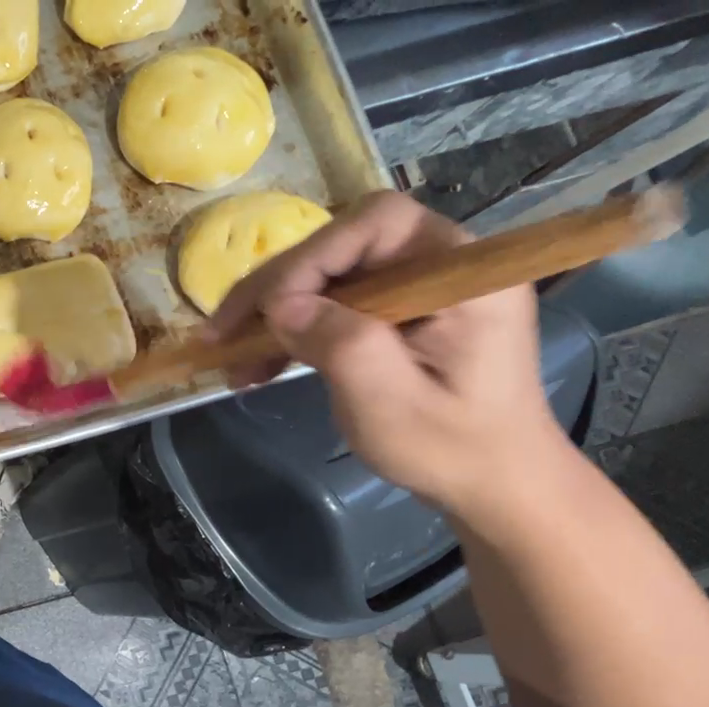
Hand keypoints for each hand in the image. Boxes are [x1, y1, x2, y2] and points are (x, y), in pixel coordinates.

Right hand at [206, 191, 572, 516]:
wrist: (489, 479)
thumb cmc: (448, 444)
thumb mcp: (389, 400)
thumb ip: (342, 344)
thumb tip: (281, 307)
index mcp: (461, 273)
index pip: (376, 225)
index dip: (312, 258)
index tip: (269, 313)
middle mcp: (439, 266)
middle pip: (338, 248)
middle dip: (273, 289)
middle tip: (219, 335)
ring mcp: (413, 291)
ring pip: (322, 278)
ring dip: (268, 314)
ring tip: (229, 359)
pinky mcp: (391, 315)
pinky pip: (326, 306)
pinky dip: (284, 332)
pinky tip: (255, 367)